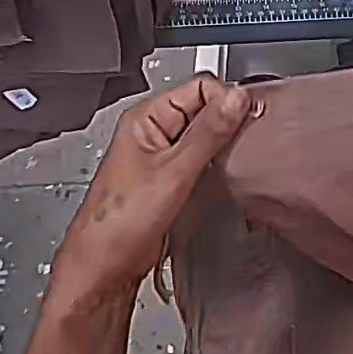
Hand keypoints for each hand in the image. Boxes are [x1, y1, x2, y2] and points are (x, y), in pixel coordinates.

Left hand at [49, 73, 252, 306]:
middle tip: (247, 141)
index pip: (200, 86)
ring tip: (237, 160)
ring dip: (226, 144)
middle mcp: (155, 131)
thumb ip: (209, 132)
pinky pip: (205, 158)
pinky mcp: (174, 176)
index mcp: (147, 117)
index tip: (248, 118)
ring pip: (208, 134)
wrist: (105, 267)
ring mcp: (165, 154)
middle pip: (206, 108)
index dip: (227, 99)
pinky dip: (220, 162)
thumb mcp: (173, 171)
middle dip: (229, 121)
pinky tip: (228, 174)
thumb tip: (236, 99)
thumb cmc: (119, 222)